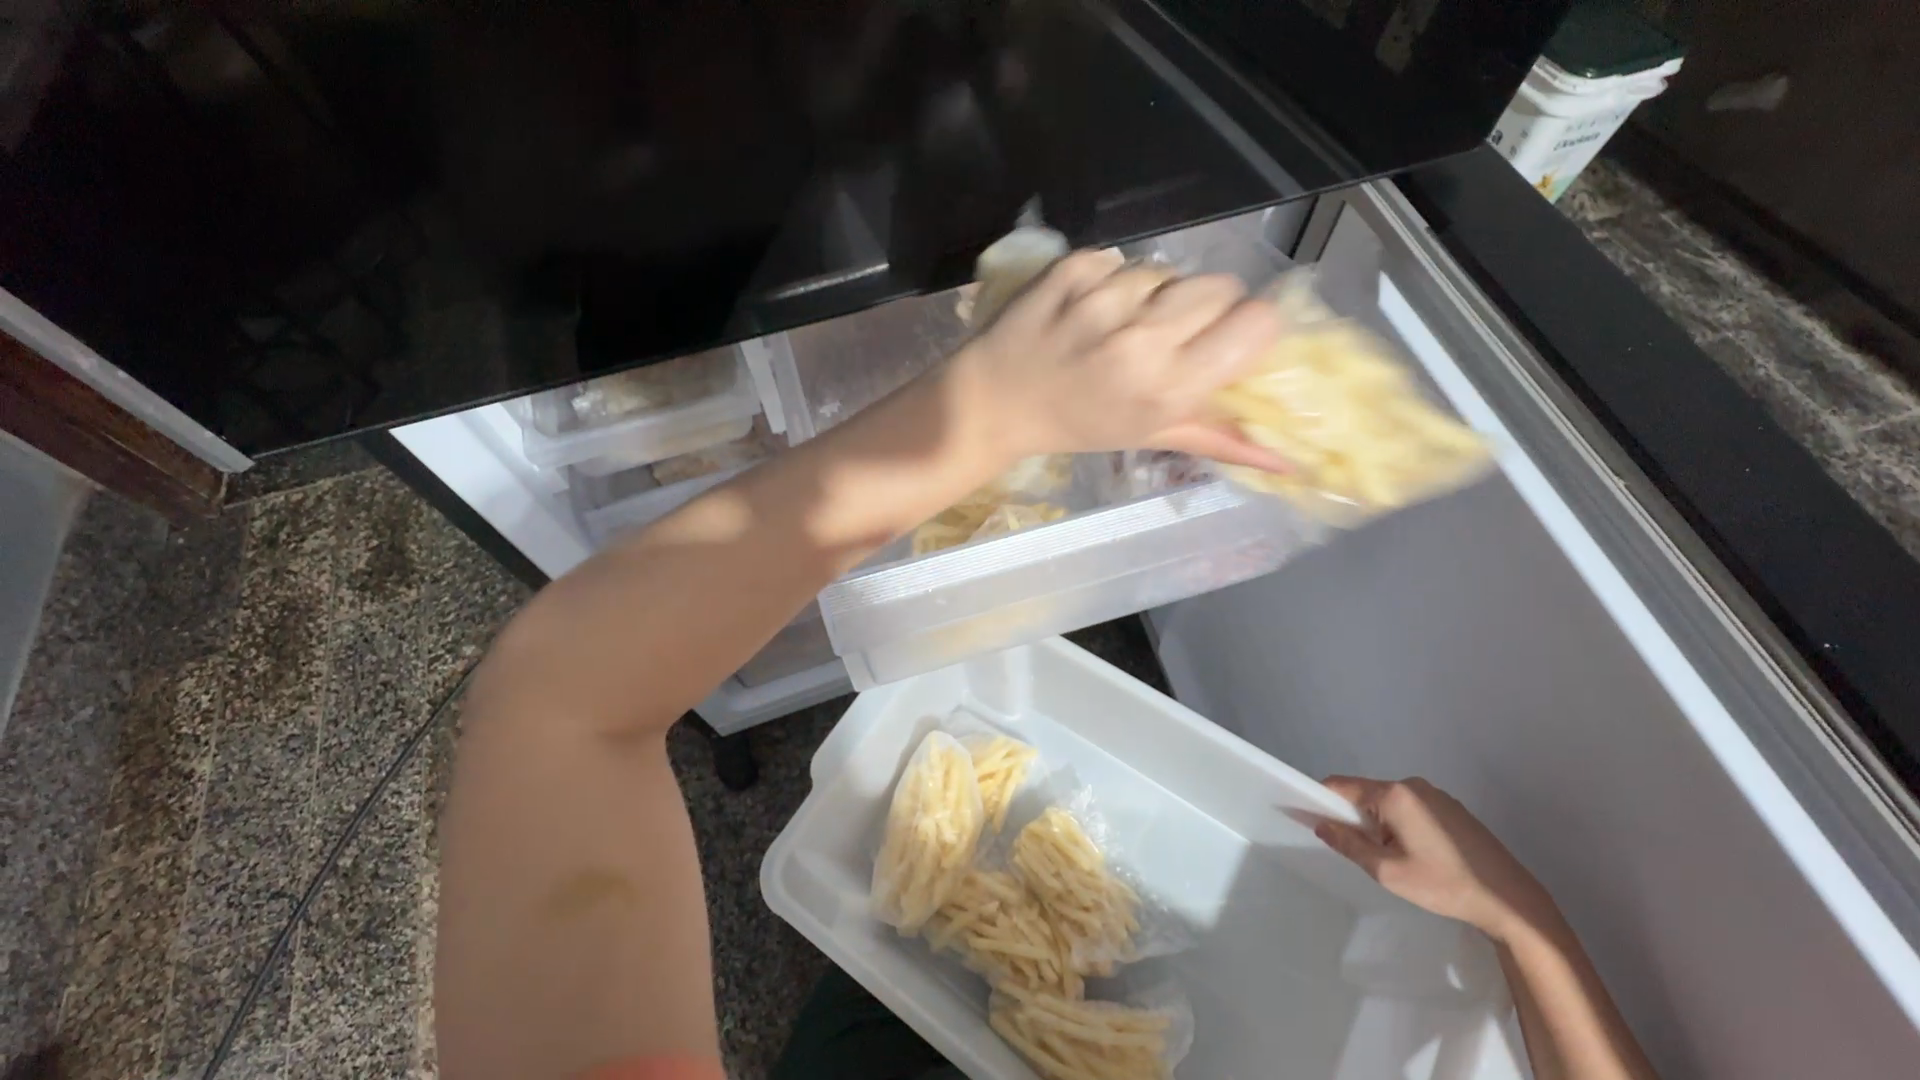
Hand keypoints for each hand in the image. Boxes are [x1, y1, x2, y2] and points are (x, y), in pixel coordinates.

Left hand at [943, 249, 1289, 470]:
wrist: (993, 402)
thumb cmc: (1077, 425)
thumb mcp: (1148, 435)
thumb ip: (1220, 440)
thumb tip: (1290, 461)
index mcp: (1169, 387)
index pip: (1256, 323)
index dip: (1246, 328)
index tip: (1224, 341)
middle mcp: (1142, 340)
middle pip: (1220, 287)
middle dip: (1204, 308)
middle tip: (1168, 334)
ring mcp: (1102, 299)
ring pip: (1169, 271)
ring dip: (1154, 295)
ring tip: (1118, 326)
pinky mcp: (1071, 268)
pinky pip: (1121, 259)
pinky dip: (1111, 280)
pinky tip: (1086, 309)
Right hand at [1316, 776, 1556, 942]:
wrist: (1510, 901)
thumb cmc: (1443, 885)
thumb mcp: (1387, 871)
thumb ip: (1348, 844)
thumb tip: (1320, 824)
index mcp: (1394, 794)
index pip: (1341, 786)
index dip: (1322, 801)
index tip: (1312, 821)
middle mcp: (1413, 785)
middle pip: (1366, 794)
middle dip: (1356, 819)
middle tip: (1364, 855)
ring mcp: (1436, 795)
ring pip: (1389, 804)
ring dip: (1380, 825)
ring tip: (1397, 861)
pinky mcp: (1452, 808)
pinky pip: (1411, 809)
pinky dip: (1402, 826)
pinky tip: (1420, 857)